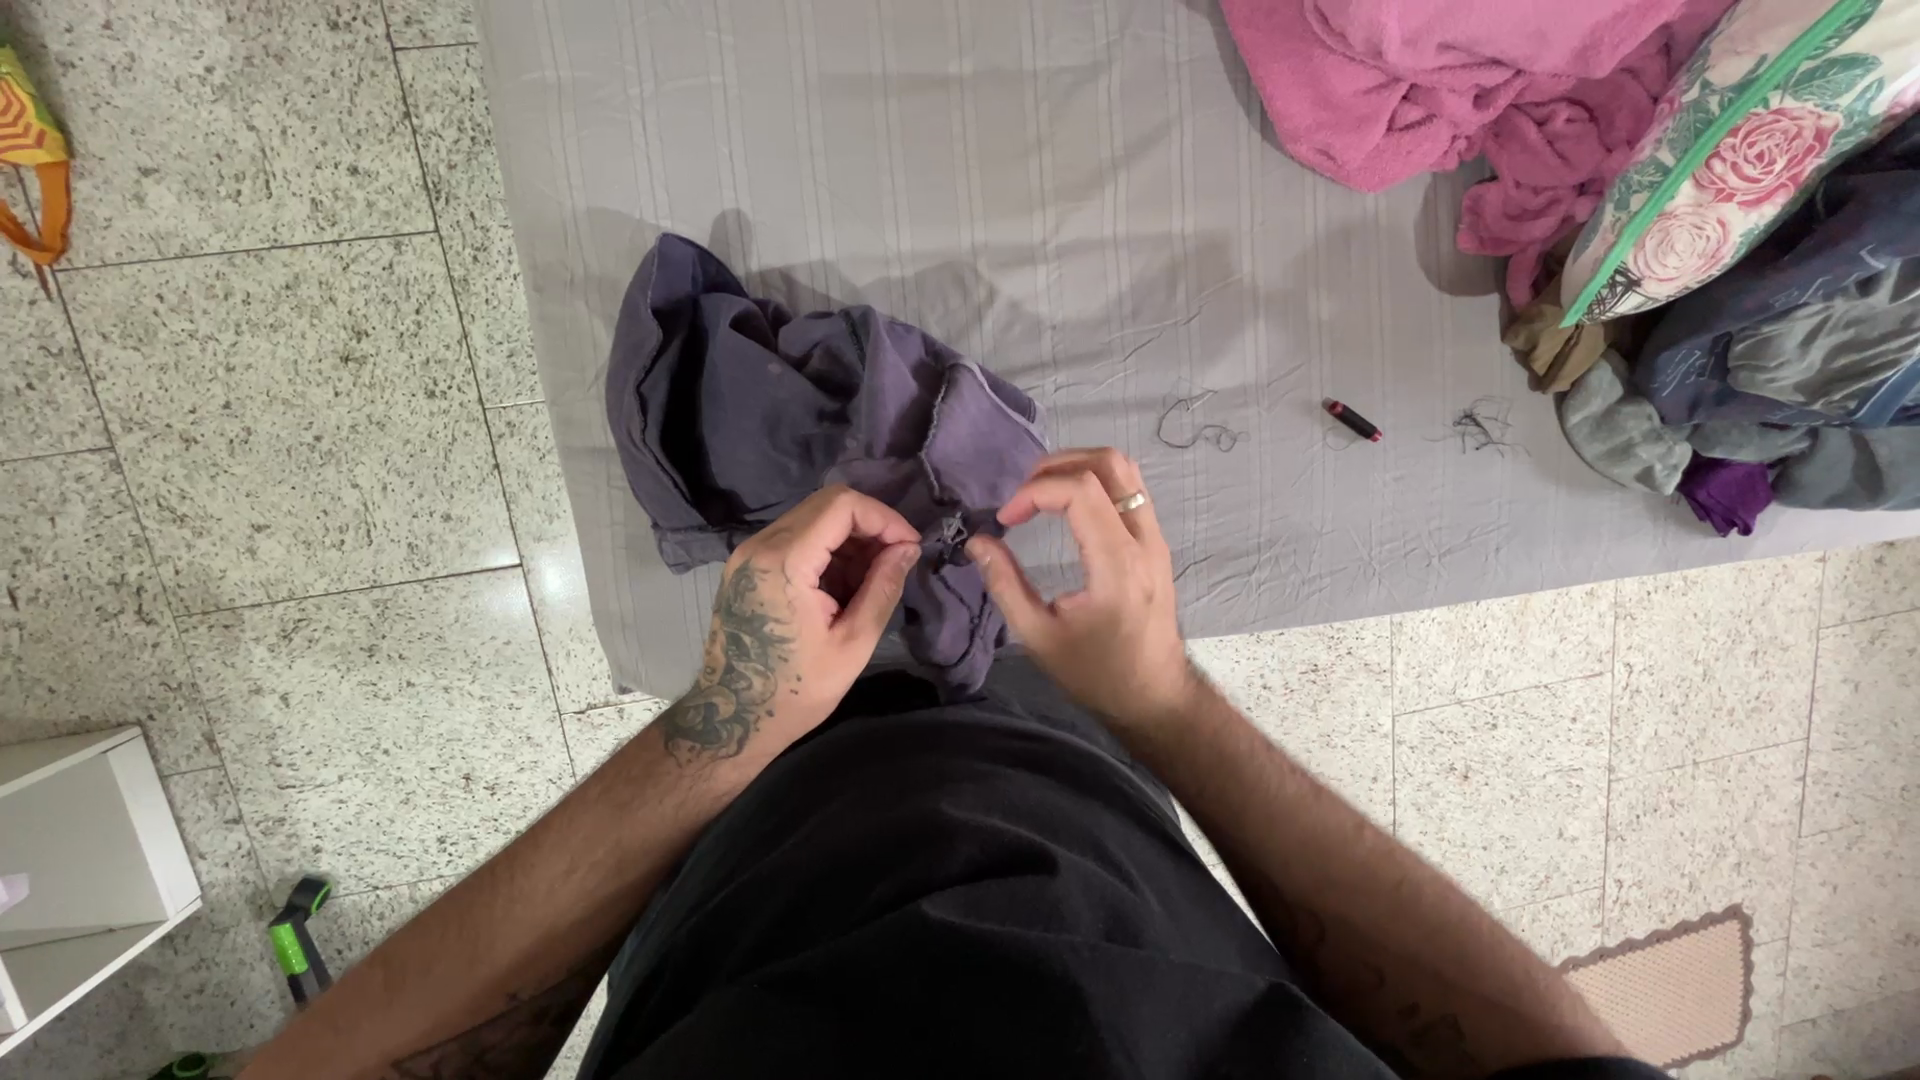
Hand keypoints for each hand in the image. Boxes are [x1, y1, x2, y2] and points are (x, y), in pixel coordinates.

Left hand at [657, 486, 921, 769]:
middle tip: (896, 560)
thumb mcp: (853, 643)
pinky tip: (845, 585)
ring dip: (850, 538)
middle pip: (826, 504)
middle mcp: (760, 546)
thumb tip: (908, 549)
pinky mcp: (746, 567)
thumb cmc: (796, 690)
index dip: (884, 517)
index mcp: (784, 561)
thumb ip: (883, 587)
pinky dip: (827, 550)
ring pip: (812, 518)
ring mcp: (748, 555)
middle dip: (870, 525)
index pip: (842, 505)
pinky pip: (795, 538)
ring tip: (873, 578)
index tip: (909, 546)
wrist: (733, 720)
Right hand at [966, 448, 1199, 730]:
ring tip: (1041, 494)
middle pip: (1109, 464)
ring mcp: (1156, 539)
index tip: (1006, 519)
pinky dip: (1095, 483)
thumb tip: (977, 542)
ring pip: (1125, 471)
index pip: (1081, 491)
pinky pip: (1130, 490)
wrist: (1154, 695)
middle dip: (1057, 466)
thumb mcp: (1039, 636)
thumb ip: (1005, 584)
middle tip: (1022, 494)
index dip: (1034, 492)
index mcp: (1116, 564)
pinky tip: (1067, 508)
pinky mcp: (1156, 544)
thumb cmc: (1096, 673)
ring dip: (1078, 468)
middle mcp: (1143, 541)